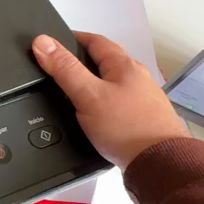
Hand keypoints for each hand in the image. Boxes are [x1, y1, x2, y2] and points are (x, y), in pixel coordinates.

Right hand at [32, 33, 188, 167]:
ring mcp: (144, 98)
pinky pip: (120, 99)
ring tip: (74, 88)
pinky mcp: (145, 117)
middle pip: (107, 60)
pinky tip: (96, 111)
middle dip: (84, 59)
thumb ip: (64, 68)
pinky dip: (104, 99)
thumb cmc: (126, 127)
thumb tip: (42, 41)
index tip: (54, 42)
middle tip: (61, 65)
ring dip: (95, 80)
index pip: (96, 40)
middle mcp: (138, 77)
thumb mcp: (87, 95)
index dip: (73, 38)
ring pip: (114, 80)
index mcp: (125, 66)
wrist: (161, 165)